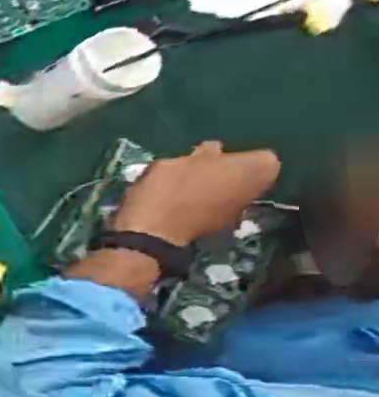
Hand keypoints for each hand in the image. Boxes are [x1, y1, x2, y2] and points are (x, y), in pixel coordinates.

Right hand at [68, 141, 280, 297]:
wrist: (139, 245)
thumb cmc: (162, 198)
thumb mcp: (172, 165)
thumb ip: (194, 156)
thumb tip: (207, 151)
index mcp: (257, 168)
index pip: (247, 154)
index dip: (217, 157)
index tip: (190, 160)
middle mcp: (252, 195)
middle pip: (230, 178)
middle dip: (206, 177)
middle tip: (171, 176)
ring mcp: (226, 221)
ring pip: (210, 199)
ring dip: (188, 197)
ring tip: (153, 196)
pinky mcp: (194, 240)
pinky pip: (190, 218)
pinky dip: (175, 215)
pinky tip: (150, 215)